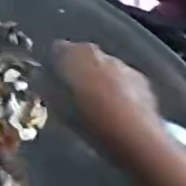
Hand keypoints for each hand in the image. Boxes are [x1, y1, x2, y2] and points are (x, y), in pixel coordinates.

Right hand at [52, 41, 170, 164]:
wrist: (134, 137)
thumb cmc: (87, 117)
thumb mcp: (54, 102)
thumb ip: (45, 84)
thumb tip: (41, 77)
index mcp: (74, 53)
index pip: (57, 48)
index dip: (52, 62)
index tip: (49, 76)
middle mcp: (100, 54)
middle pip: (83, 55)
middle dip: (77, 68)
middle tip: (71, 90)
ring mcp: (125, 67)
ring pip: (104, 68)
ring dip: (98, 78)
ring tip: (95, 102)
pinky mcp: (144, 83)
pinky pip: (123, 80)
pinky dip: (117, 89)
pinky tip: (114, 109)